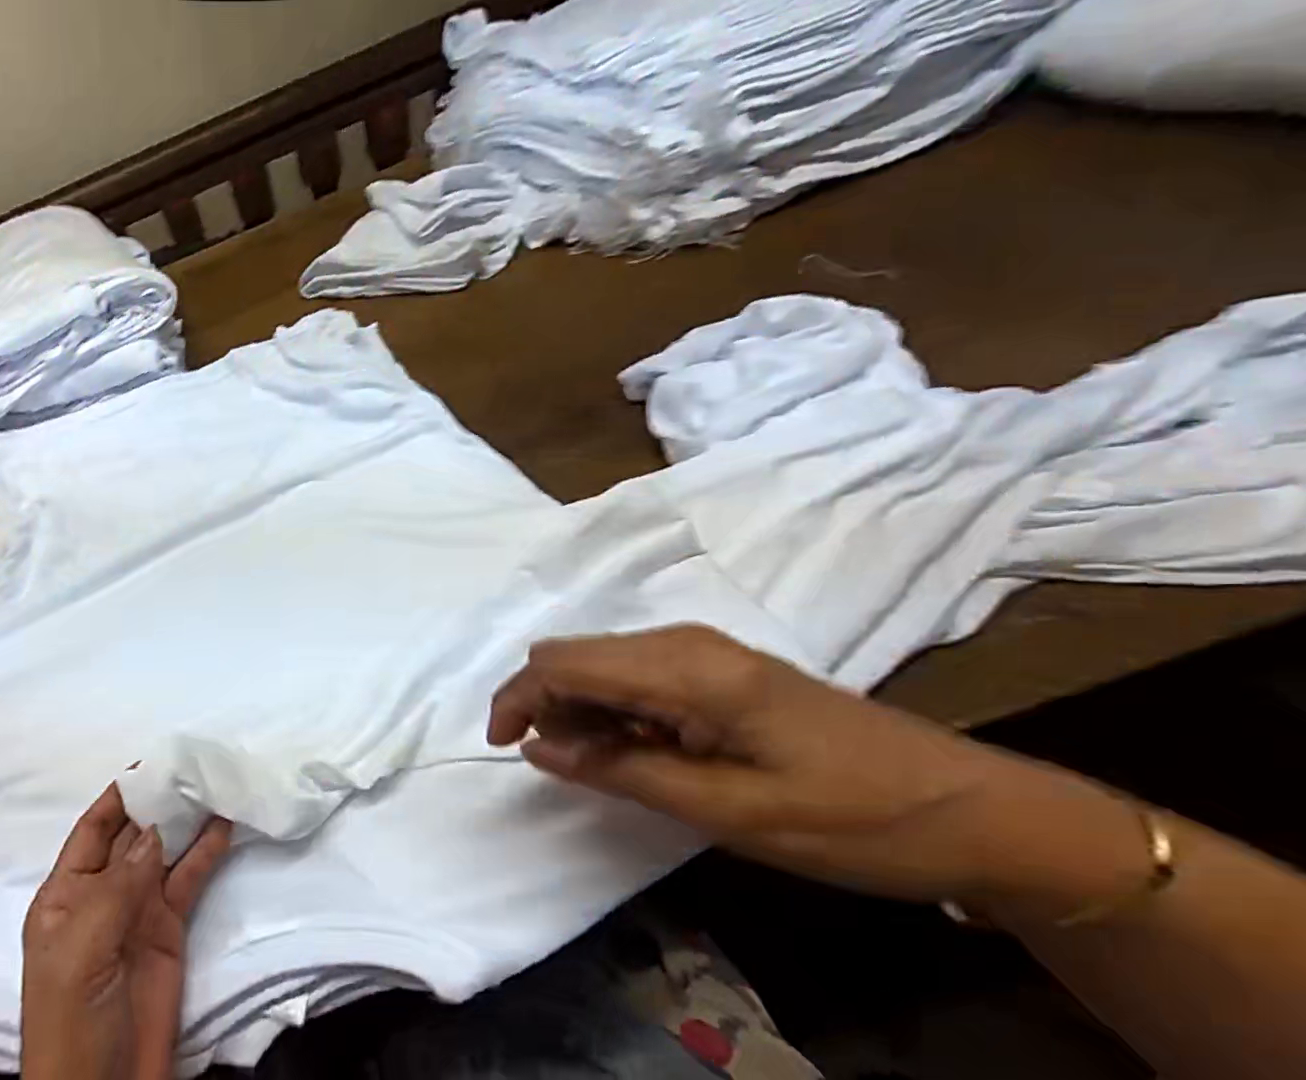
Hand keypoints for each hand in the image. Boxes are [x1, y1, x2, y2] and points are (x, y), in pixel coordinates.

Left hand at [20, 785, 232, 1079]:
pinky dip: (207, 851)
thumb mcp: (80, 950)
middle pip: (133, 834)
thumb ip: (116, 888)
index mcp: (65, 894)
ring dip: (187, 820)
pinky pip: (189, 879)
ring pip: (165, 851)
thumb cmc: (72, 1020)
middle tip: (194, 765)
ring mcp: (138, 910)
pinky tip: (225, 825)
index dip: (119, 795)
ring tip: (215, 785)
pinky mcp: (169, 927)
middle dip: (159, 801)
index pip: (93, 829)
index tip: (152, 763)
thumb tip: (153, 831)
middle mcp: (102, 894)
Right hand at [489, 625, 1150, 920]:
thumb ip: (624, 771)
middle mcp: (686, 642)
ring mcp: (705, 652)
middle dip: (546, 704)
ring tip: (600, 770)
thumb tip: (538, 747)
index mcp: (688, 667)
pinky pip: (637, 680)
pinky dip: (614, 714)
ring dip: (580, 713)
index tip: (501, 748)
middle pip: (577, 654)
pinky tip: (635, 754)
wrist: (975, 810)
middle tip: (559, 767)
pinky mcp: (719, 671)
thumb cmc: (855, 818)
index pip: (567, 661)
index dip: (520, 698)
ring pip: (602, 666)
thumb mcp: (730, 811)